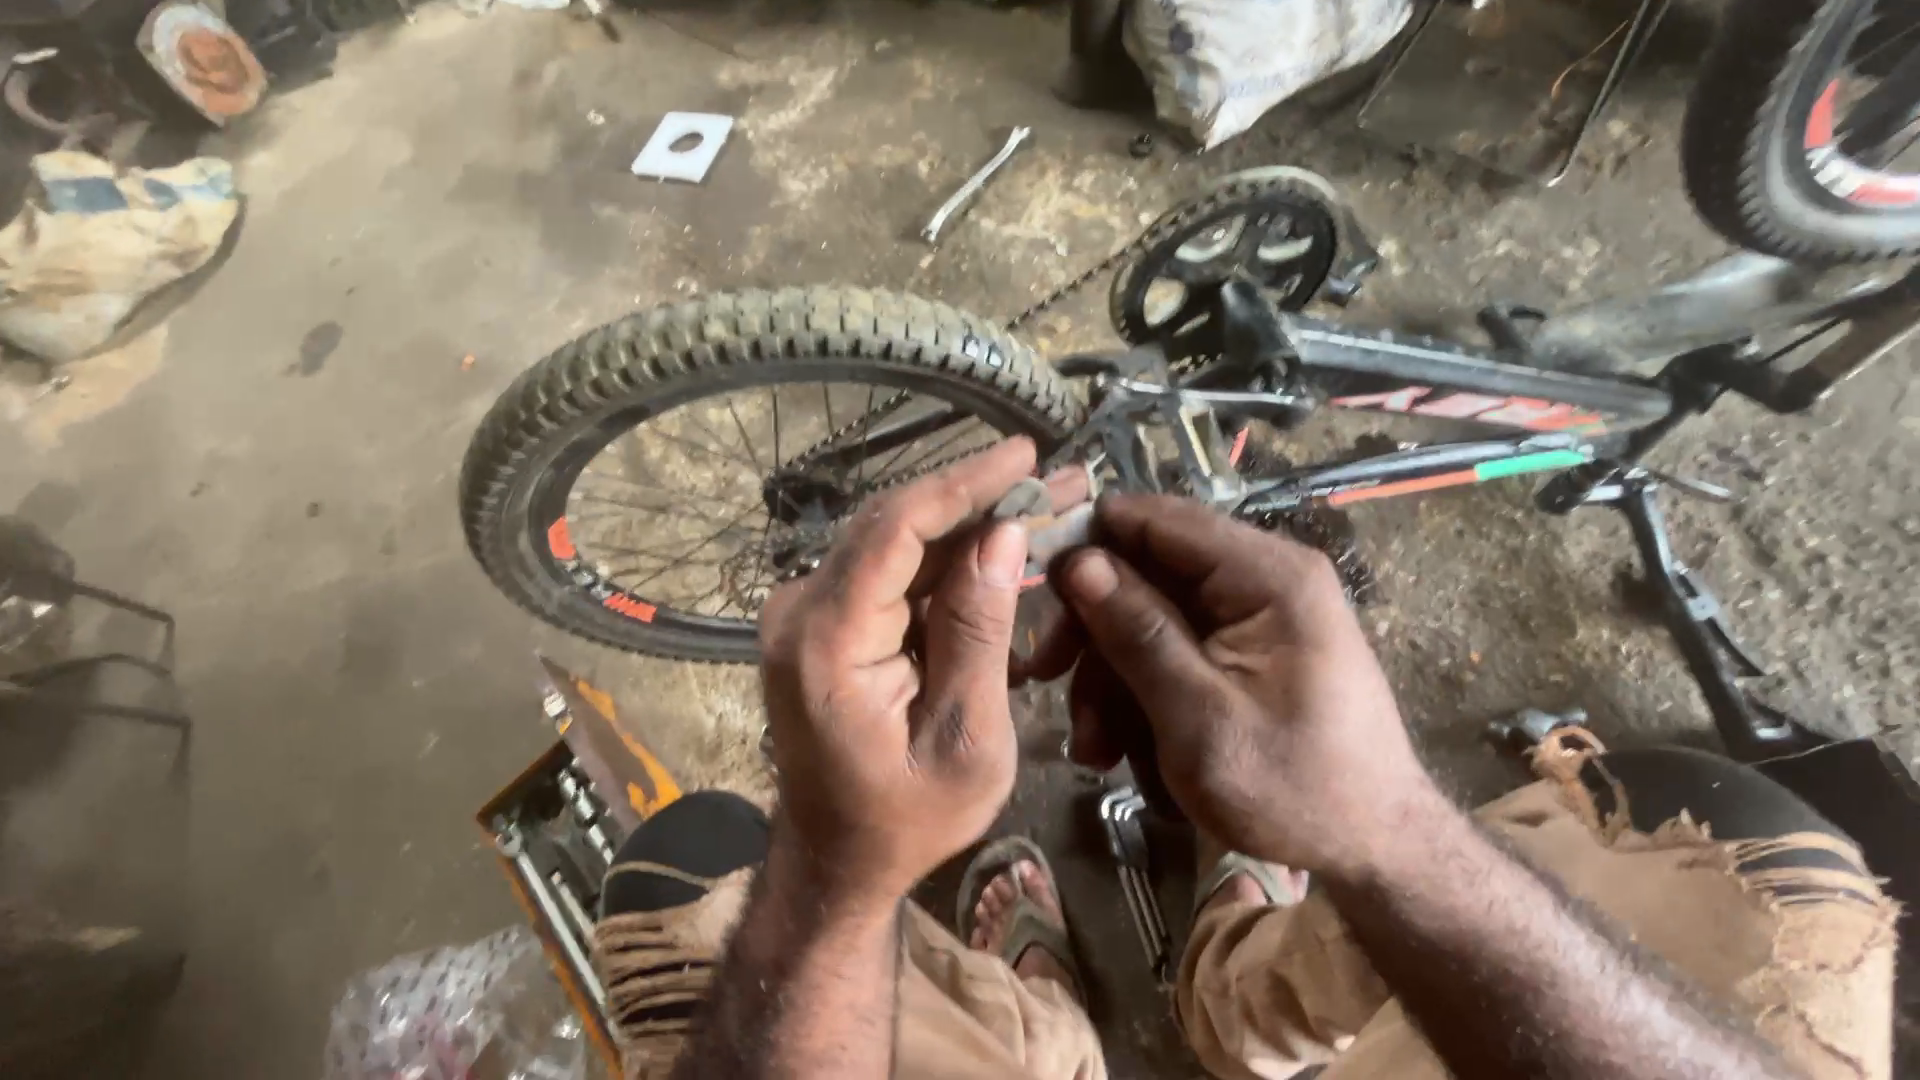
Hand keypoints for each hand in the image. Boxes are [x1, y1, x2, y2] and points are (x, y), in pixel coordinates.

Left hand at [757, 438, 1035, 905]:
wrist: (837, 859)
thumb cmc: (905, 820)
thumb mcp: (965, 742)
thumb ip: (977, 635)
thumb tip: (1003, 536)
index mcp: (826, 643)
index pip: (895, 530)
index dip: (962, 483)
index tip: (1024, 454)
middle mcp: (802, 612)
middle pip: (896, 526)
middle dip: (979, 499)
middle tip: (1053, 478)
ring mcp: (808, 613)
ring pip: (898, 543)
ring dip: (969, 526)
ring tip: (1041, 505)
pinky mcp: (824, 621)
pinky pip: (892, 574)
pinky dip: (947, 562)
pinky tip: (1001, 551)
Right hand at [1021, 494, 1436, 880]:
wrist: (1373, 851)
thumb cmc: (1294, 787)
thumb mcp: (1200, 717)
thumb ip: (1138, 633)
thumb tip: (1077, 561)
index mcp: (1267, 574)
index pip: (1157, 520)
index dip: (1088, 543)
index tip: (1033, 589)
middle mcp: (1260, 576)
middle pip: (1145, 570)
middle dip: (1093, 629)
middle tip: (1047, 679)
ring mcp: (1252, 613)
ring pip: (1147, 615)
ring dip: (1110, 674)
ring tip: (1094, 746)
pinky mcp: (1242, 647)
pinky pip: (1171, 648)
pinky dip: (1137, 690)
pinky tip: (1120, 745)